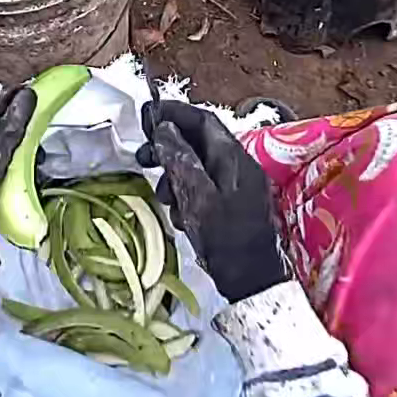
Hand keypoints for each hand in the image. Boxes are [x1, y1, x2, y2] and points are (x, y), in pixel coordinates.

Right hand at [138, 99, 286, 302]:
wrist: (253, 284)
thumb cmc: (225, 238)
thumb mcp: (195, 194)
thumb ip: (179, 157)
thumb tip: (163, 128)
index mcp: (234, 159)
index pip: (202, 120)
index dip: (173, 112)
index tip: (146, 115)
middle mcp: (238, 167)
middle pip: (197, 141)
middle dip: (167, 146)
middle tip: (143, 157)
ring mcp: (236, 187)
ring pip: (195, 165)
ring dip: (172, 173)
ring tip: (161, 194)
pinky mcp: (230, 205)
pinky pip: (201, 186)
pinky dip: (183, 192)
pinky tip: (177, 212)